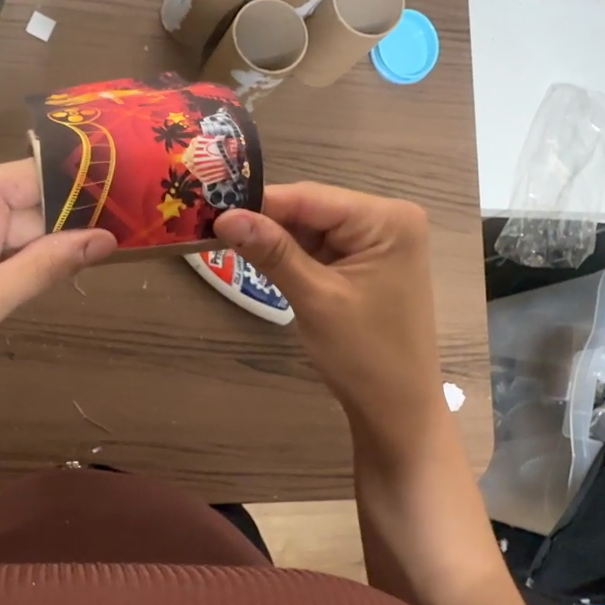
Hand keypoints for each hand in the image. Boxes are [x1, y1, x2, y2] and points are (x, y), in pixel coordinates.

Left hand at [0, 159, 115, 405]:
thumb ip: (48, 265)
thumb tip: (105, 240)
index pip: (33, 173)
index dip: (80, 185)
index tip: (130, 197)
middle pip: (26, 202)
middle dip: (69, 223)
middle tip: (129, 235)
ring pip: (14, 228)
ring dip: (47, 247)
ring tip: (107, 254)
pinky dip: (21, 260)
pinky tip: (57, 272)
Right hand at [213, 183, 439, 429]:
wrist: (397, 407)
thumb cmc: (364, 355)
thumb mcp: (314, 298)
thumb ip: (272, 252)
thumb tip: (224, 217)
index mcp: (387, 219)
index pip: (310, 197)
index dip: (259, 203)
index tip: (208, 210)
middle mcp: (388, 219)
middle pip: (311, 208)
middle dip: (266, 222)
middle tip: (211, 230)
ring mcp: (379, 241)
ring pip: (312, 227)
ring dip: (276, 240)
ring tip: (229, 247)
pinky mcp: (368, 262)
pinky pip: (321, 247)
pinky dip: (292, 255)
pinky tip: (264, 263)